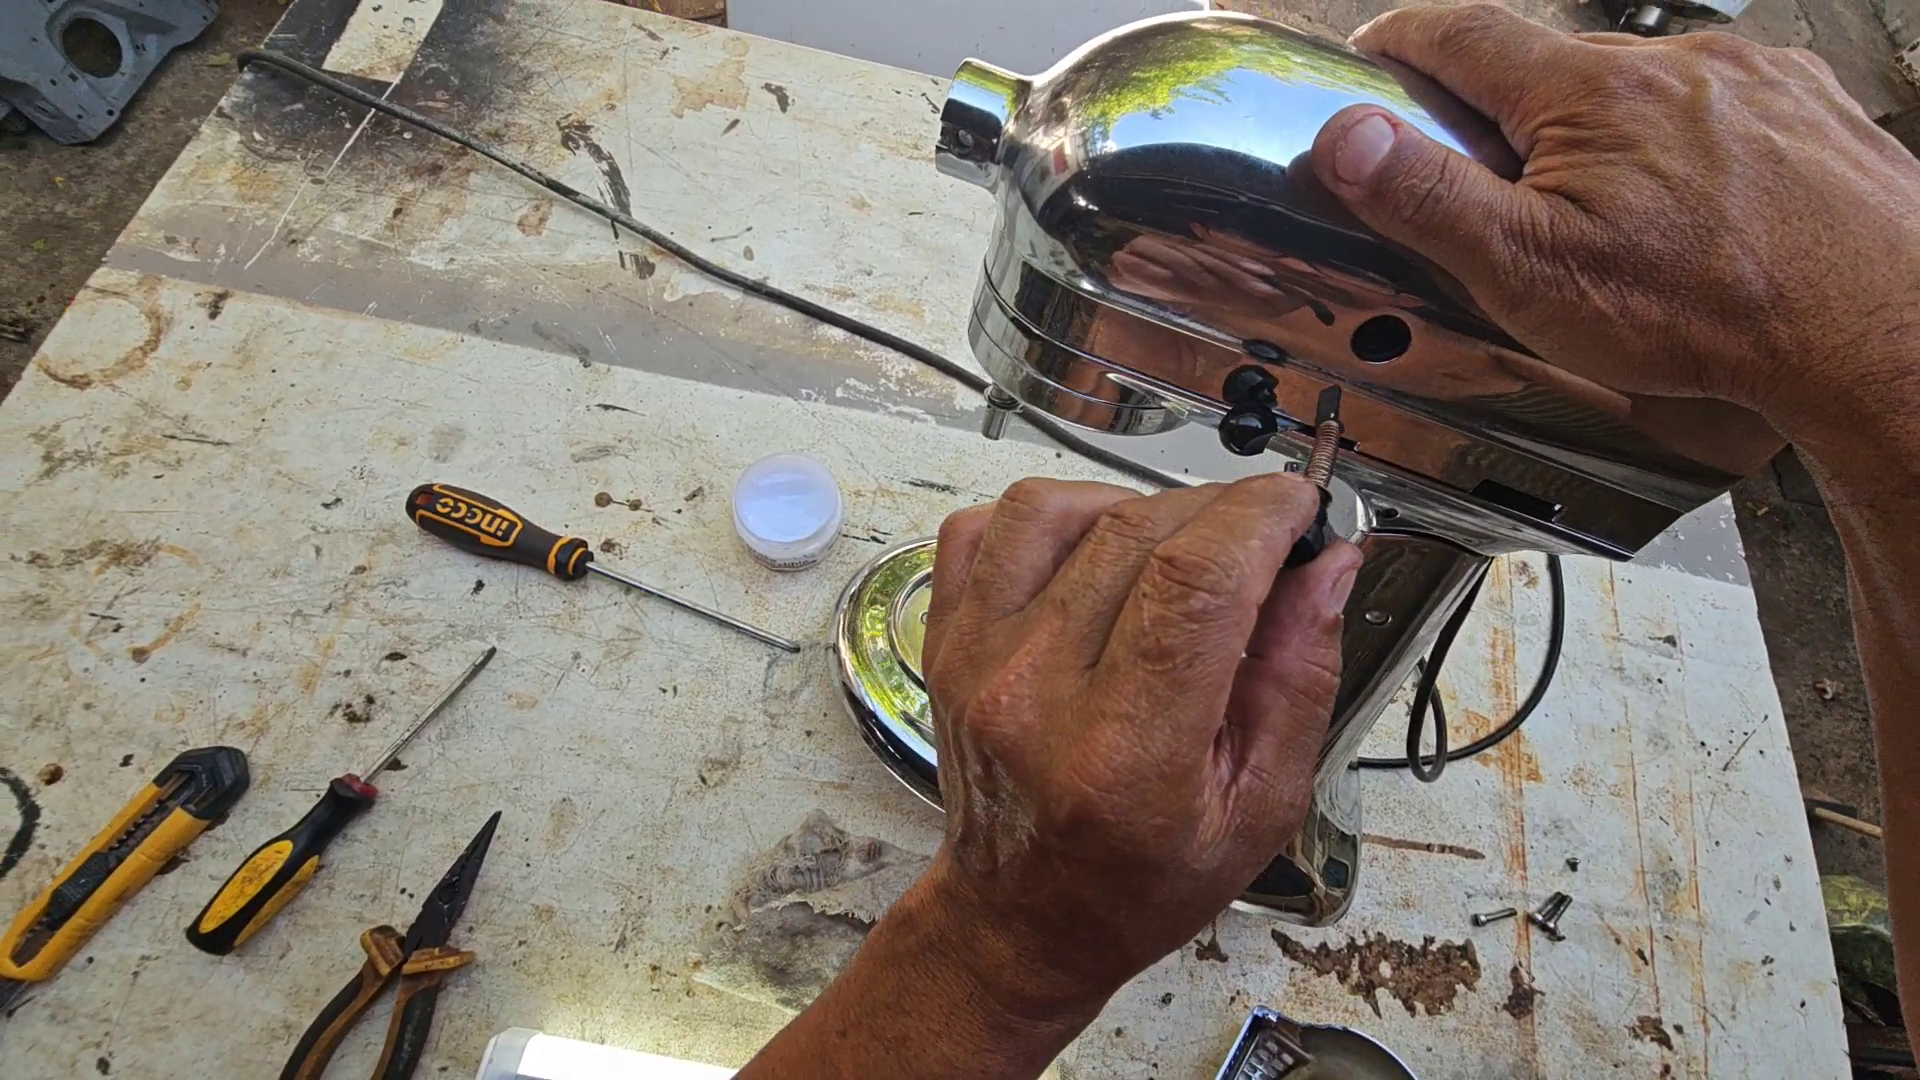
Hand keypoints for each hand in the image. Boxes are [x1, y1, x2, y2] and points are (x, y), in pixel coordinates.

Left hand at [915, 475, 1361, 1017]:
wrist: (1022, 911)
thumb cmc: (1136, 879)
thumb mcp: (1258, 808)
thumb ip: (1299, 677)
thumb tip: (1327, 566)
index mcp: (1123, 751)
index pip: (1194, 584)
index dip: (1259, 519)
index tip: (1295, 504)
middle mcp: (1032, 691)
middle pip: (1131, 535)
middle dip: (1214, 510)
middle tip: (1252, 533)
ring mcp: (974, 656)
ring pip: (1050, 509)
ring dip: (1129, 504)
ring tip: (1169, 548)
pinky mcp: (946, 639)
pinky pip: (981, 527)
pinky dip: (1044, 516)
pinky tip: (1085, 554)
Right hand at [1309, 4, 1919, 434]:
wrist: (1868, 329)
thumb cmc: (1693, 305)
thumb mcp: (1519, 264)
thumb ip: (1426, 195)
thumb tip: (1349, 137)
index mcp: (1592, 96)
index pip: (1470, 35)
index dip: (1406, 36)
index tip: (1374, 46)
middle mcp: (1673, 67)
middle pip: (1541, 62)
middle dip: (1479, 101)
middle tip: (1449, 160)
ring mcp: (1743, 84)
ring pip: (1614, 87)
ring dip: (1560, 124)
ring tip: (1545, 199)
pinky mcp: (1789, 114)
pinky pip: (1682, 107)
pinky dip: (1635, 138)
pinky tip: (1636, 199)